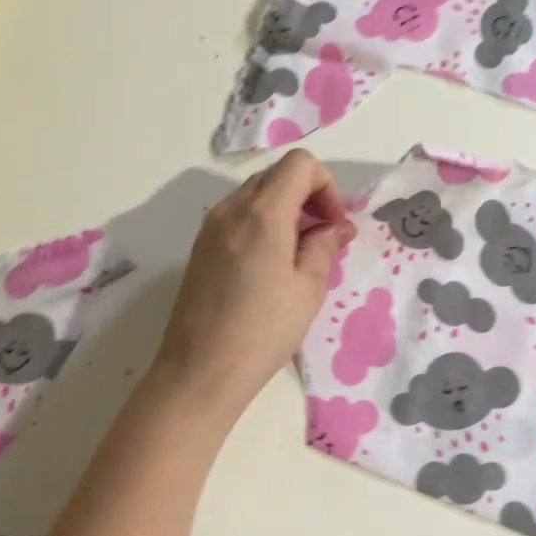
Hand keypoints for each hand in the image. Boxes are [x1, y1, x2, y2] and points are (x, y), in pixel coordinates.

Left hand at [150, 150, 353, 413]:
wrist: (199, 371)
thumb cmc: (263, 331)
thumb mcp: (308, 289)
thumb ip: (324, 246)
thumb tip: (336, 226)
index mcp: (262, 212)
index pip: (300, 164)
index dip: (326, 186)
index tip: (334, 224)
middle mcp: (232, 208)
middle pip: (277, 175)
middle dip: (308, 196)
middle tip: (323, 238)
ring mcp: (211, 226)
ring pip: (257, 194)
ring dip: (286, 210)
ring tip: (299, 255)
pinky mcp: (201, 247)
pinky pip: (239, 216)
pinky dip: (263, 224)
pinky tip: (272, 266)